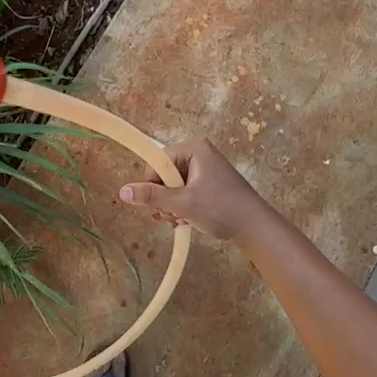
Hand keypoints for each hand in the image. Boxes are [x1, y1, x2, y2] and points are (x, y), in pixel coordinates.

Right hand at [118, 138, 276, 242]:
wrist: (255, 227)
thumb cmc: (220, 209)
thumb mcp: (182, 203)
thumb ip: (152, 196)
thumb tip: (122, 191)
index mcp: (194, 149)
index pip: (158, 162)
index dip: (151, 183)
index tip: (153, 204)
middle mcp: (199, 154)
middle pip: (165, 174)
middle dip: (163, 198)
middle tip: (169, 215)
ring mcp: (206, 170)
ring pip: (174, 186)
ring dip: (171, 206)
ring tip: (178, 220)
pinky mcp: (210, 185)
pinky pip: (186, 192)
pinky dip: (182, 207)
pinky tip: (184, 221)